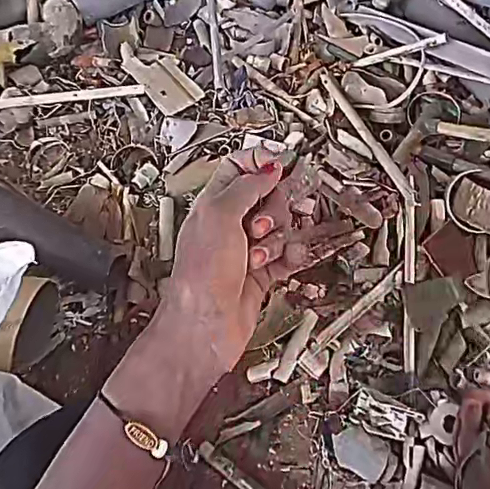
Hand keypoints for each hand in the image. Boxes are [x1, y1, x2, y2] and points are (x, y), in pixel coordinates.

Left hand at [157, 148, 294, 373]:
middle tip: (259, 226)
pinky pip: (288, 254)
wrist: (206, 325)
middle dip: (273, 210)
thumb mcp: (220, 215)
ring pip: (282, 226)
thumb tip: (269, 168)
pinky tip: (282, 262)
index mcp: (214, 203)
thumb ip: (247, 187)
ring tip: (258, 255)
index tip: (281, 166)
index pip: (240, 167)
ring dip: (277, 240)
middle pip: (269, 197)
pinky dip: (289, 257)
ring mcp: (248, 247)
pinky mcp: (263, 271)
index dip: (261, 164)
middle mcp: (231, 223)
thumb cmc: (200, 275)